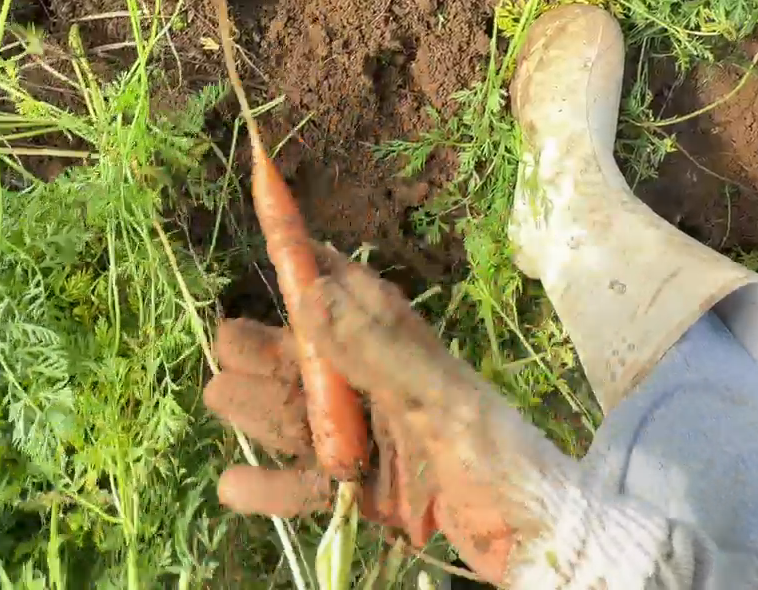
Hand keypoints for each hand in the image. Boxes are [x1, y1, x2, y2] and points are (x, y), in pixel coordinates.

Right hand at [202, 249, 576, 584]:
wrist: (536, 540)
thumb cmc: (497, 454)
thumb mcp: (438, 397)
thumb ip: (373, 347)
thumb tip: (309, 290)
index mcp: (388, 337)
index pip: (329, 280)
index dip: (292, 252)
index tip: (259, 218)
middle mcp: (364, 374)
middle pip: (292, 352)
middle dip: (259, 352)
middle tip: (228, 357)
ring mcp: (357, 431)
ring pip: (287, 411)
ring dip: (255, 410)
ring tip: (221, 398)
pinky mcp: (356, 484)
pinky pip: (300, 481)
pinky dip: (268, 487)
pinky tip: (232, 487)